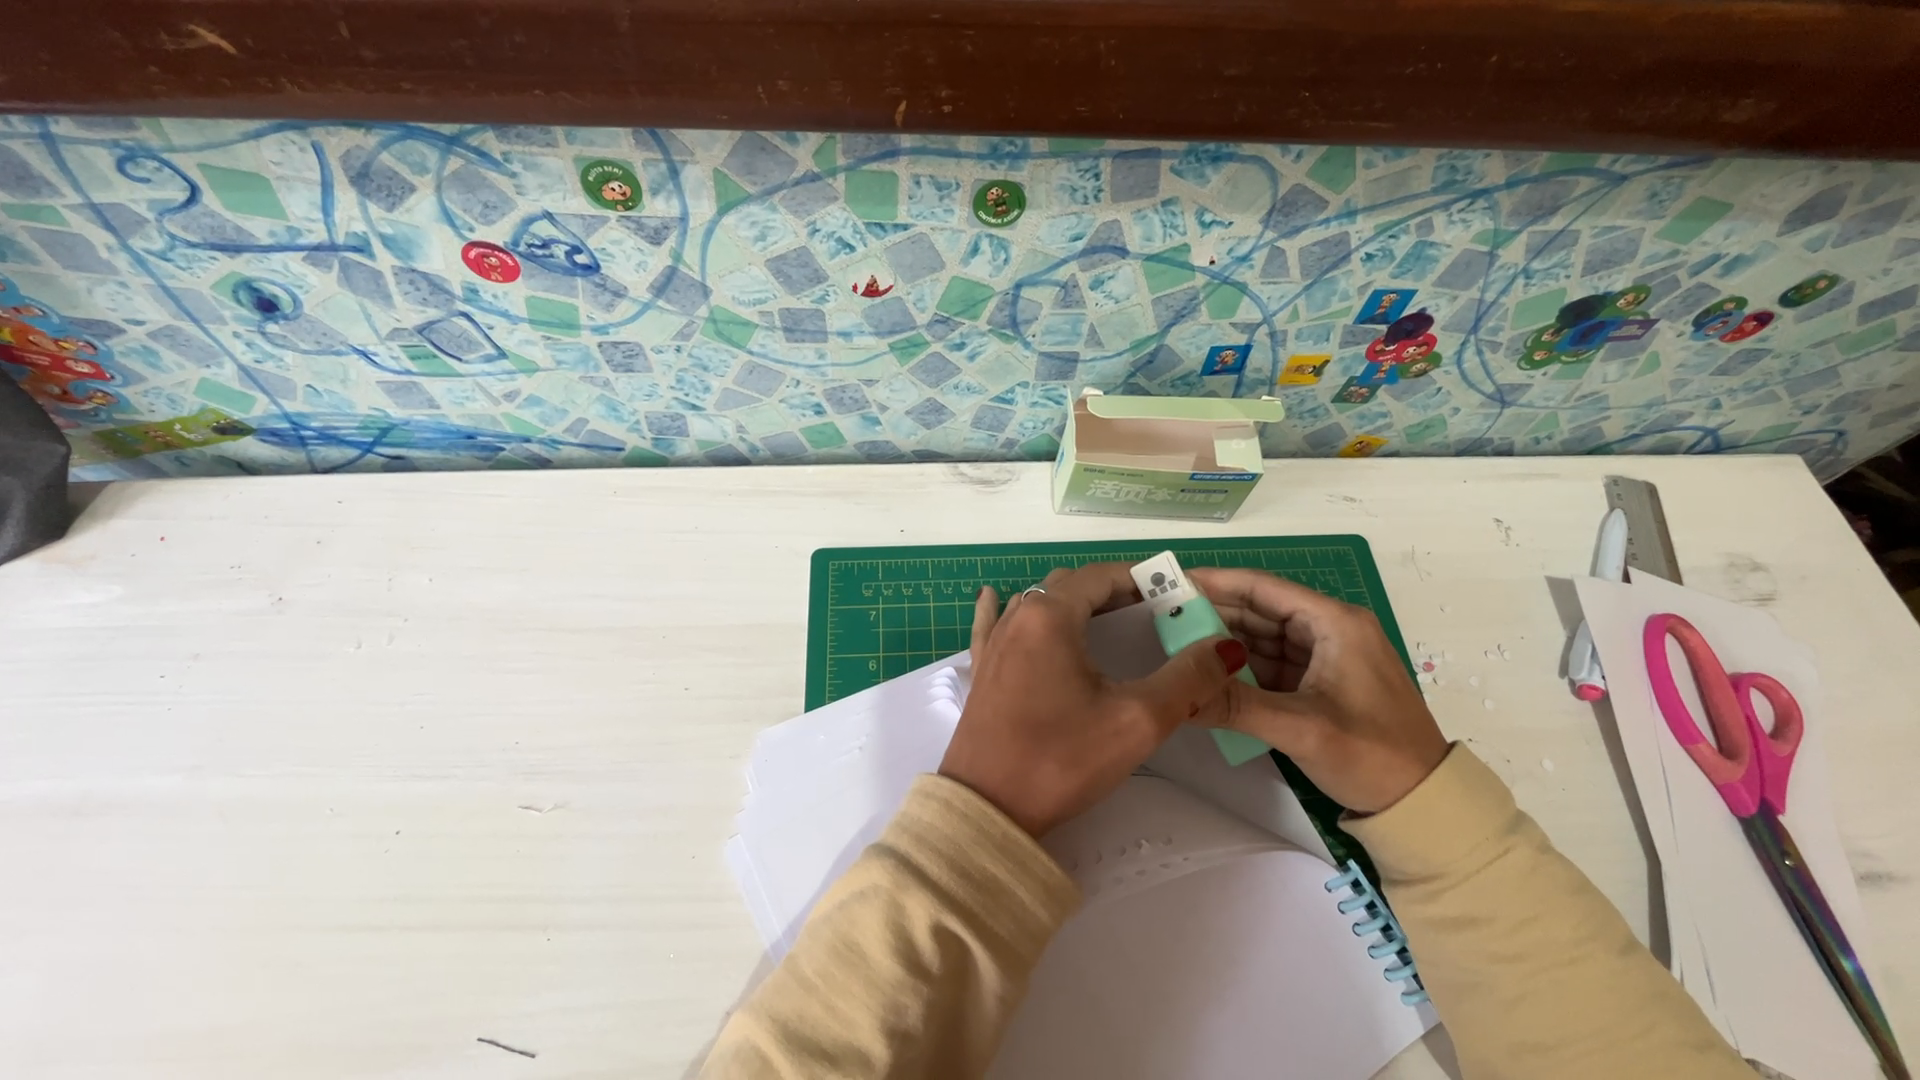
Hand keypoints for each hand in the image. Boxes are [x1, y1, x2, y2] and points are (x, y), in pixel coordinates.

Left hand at [939, 563, 1249, 836]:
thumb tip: (1226, 647)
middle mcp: (1017, 619)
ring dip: (1071, 605)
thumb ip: (1187, 678)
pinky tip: (998, 600)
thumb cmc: (1061, 761)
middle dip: (1111, 593)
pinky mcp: (981, 673)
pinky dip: (1008, 610)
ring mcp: (993, 645)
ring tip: (1107, 626)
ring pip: (1036, 604)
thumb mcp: (1137, 721)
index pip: (1101, 576)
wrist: (987, 810)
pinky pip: (995, 625)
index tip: (1174, 598)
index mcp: (1050, 617)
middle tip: (1151, 617)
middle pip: (1069, 586)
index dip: (1141, 580)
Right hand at [1190, 568, 1448, 814]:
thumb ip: (1235, 705)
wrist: (1423, 806)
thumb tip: (1174, 692)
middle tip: (1161, 615)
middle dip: (1212, 611)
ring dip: (1222, 641)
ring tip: (1174, 642)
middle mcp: (1329, 630)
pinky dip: (1238, 667)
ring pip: (1260, 638)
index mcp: (1335, 623)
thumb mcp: (1301, 728)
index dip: (1215, 582)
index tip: (1171, 581)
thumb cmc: (1373, 756)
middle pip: (1259, 610)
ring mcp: (1323, 658)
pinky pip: (1268, 665)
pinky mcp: (1317, 684)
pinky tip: (1205, 672)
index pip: (1263, 588)